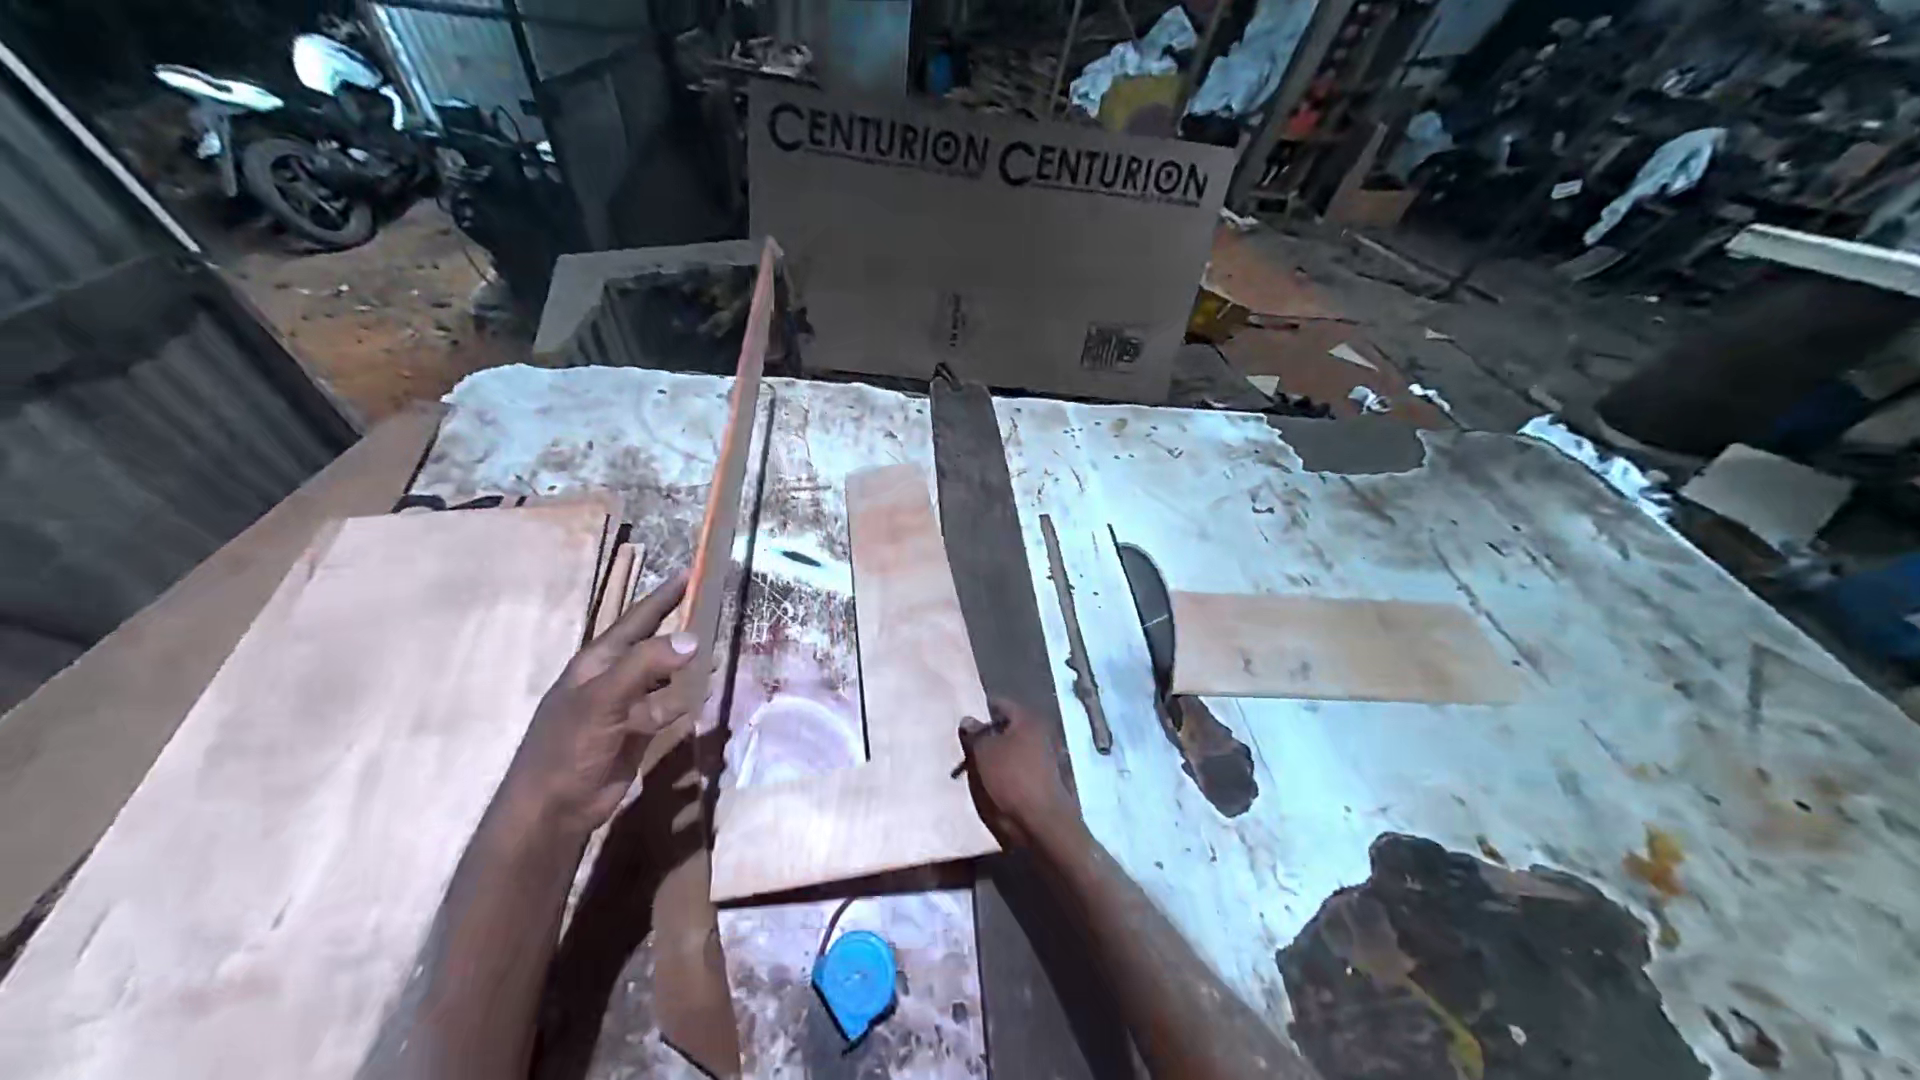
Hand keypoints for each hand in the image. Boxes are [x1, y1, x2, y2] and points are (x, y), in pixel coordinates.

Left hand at [500, 571, 699, 839]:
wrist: (554, 808)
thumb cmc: (568, 746)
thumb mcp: (603, 699)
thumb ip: (646, 666)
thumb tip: (692, 638)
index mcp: (599, 661)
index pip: (637, 619)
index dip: (663, 597)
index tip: (691, 574)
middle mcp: (615, 677)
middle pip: (656, 646)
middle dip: (683, 632)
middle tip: (717, 615)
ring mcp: (628, 704)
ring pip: (667, 678)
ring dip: (690, 670)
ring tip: (718, 658)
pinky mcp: (640, 730)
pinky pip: (669, 707)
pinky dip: (685, 701)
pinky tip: (702, 696)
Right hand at [957, 699, 1079, 849]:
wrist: (1041, 820)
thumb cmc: (1011, 777)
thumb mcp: (984, 752)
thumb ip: (975, 734)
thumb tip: (968, 719)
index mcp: (1027, 720)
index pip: (1001, 704)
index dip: (982, 710)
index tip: (966, 721)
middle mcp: (1040, 733)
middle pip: (1007, 727)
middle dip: (987, 734)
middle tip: (967, 744)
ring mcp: (1044, 756)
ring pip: (1012, 748)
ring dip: (995, 754)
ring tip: (975, 764)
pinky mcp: (1043, 778)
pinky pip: (1018, 766)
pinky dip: (1005, 769)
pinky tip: (991, 779)